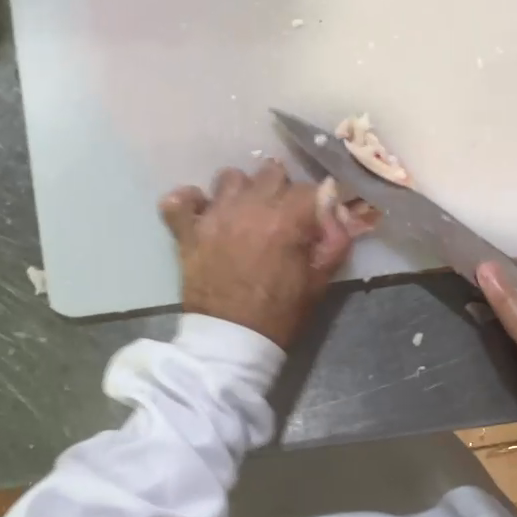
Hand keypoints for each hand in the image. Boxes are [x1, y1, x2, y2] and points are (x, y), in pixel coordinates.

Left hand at [159, 161, 361, 348]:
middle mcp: (250, 208)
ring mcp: (214, 216)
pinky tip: (202, 212)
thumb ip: (335, 240)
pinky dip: (189, 202)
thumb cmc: (280, 313)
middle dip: (281, 190)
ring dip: (241, 190)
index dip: (316, 203)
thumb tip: (338, 210)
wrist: (231, 343)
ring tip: (244, 212)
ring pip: (230, 177)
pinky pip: (179, 200)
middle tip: (281, 216)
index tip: (315, 220)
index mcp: (287, 220)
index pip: (310, 188)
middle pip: (271, 173)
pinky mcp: (187, 231)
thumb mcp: (319, 281)